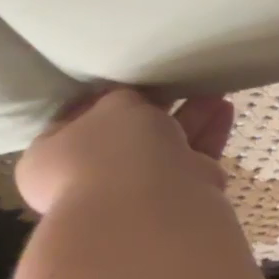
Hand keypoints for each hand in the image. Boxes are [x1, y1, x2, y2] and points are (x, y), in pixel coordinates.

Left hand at [15, 87, 234, 214]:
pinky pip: (196, 151)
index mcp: (52, 154)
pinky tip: (226, 107)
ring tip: (214, 86)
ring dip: (191, 113)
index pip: (76, 119)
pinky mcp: (178, 186)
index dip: (105, 97)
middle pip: (128, 131)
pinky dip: (210, 129)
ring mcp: (137, 182)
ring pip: (167, 140)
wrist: (149, 201)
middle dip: (157, 105)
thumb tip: (130, 95)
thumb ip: (122, 96)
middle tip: (179, 80)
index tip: (134, 77)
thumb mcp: (113, 106)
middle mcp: (89, 171)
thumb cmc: (113, 148)